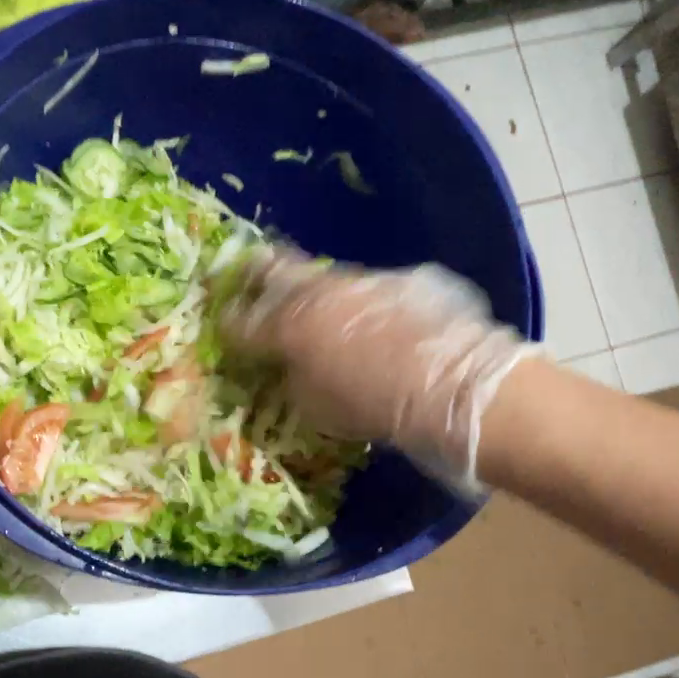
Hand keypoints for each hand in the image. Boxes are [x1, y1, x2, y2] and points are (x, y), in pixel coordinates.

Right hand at [224, 248, 534, 489]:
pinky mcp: (397, 282)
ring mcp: (358, 282)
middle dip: (252, 272)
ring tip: (304, 301)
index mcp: (287, 328)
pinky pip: (360, 288)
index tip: (223, 326)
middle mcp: (316, 294)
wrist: (455, 386)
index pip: (241, 322)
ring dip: (305, 288)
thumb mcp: (314, 407)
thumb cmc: (373, 406)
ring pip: (318, 277)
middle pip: (273, 270)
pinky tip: (359, 318)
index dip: (228, 324)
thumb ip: (291, 379)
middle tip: (243, 272)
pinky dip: (349, 301)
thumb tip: (286, 368)